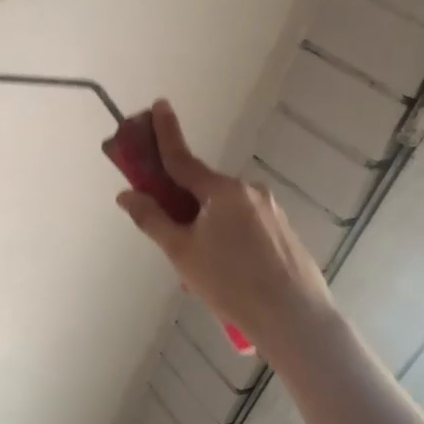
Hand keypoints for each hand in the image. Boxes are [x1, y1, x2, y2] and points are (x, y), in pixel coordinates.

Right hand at [113, 100, 336, 357]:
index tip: (160, 104)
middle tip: (170, 237)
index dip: (165, 132)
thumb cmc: (230, 282)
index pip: (182, 157)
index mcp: (221, 192)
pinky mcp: (283, 233)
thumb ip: (152, 219)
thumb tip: (128, 195)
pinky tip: (227, 274)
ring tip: (202, 272)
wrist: (295, 319)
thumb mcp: (180, 252)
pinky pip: (243, 226)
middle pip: (201, 189)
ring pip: (222, 211)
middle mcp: (248, 193)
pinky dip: (226, 239)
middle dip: (180, 205)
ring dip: (203, 227)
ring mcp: (270, 212)